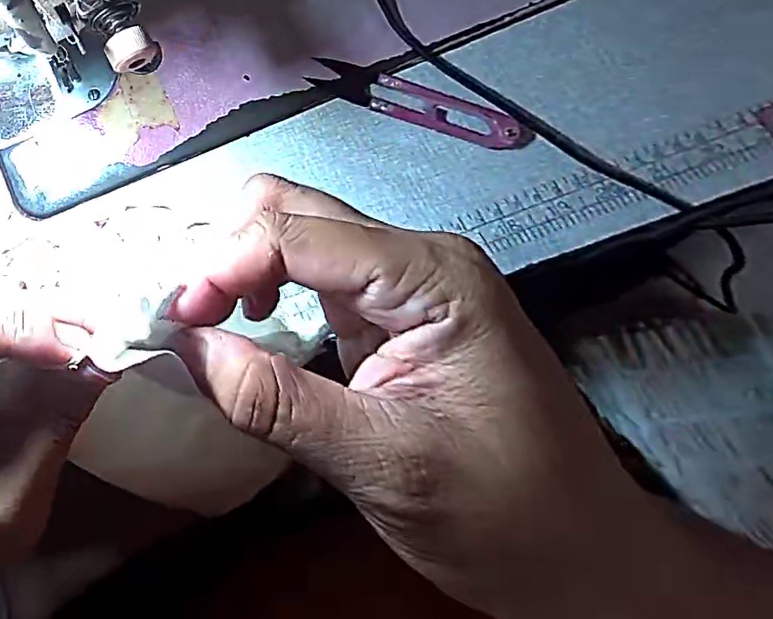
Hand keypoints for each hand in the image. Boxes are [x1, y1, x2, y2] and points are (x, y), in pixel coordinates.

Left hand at [0, 310, 109, 616]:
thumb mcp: (12, 496)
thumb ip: (53, 421)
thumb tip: (104, 359)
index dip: (1, 326)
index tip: (65, 347)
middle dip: (30, 316)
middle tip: (97, 331)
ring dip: (39, 311)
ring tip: (92, 328)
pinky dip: (34, 317)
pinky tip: (70, 326)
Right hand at [164, 175, 678, 616]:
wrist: (591, 565)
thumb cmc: (511, 520)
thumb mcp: (386, 467)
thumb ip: (276, 402)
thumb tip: (187, 348)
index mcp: (428, 275)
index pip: (293, 233)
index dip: (223, 267)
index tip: (181, 319)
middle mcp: (412, 253)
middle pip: (286, 207)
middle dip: (225, 252)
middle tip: (193, 314)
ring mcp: (398, 271)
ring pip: (286, 222)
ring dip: (235, 260)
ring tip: (213, 314)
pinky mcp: (381, 296)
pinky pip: (298, 258)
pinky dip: (255, 276)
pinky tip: (248, 315)